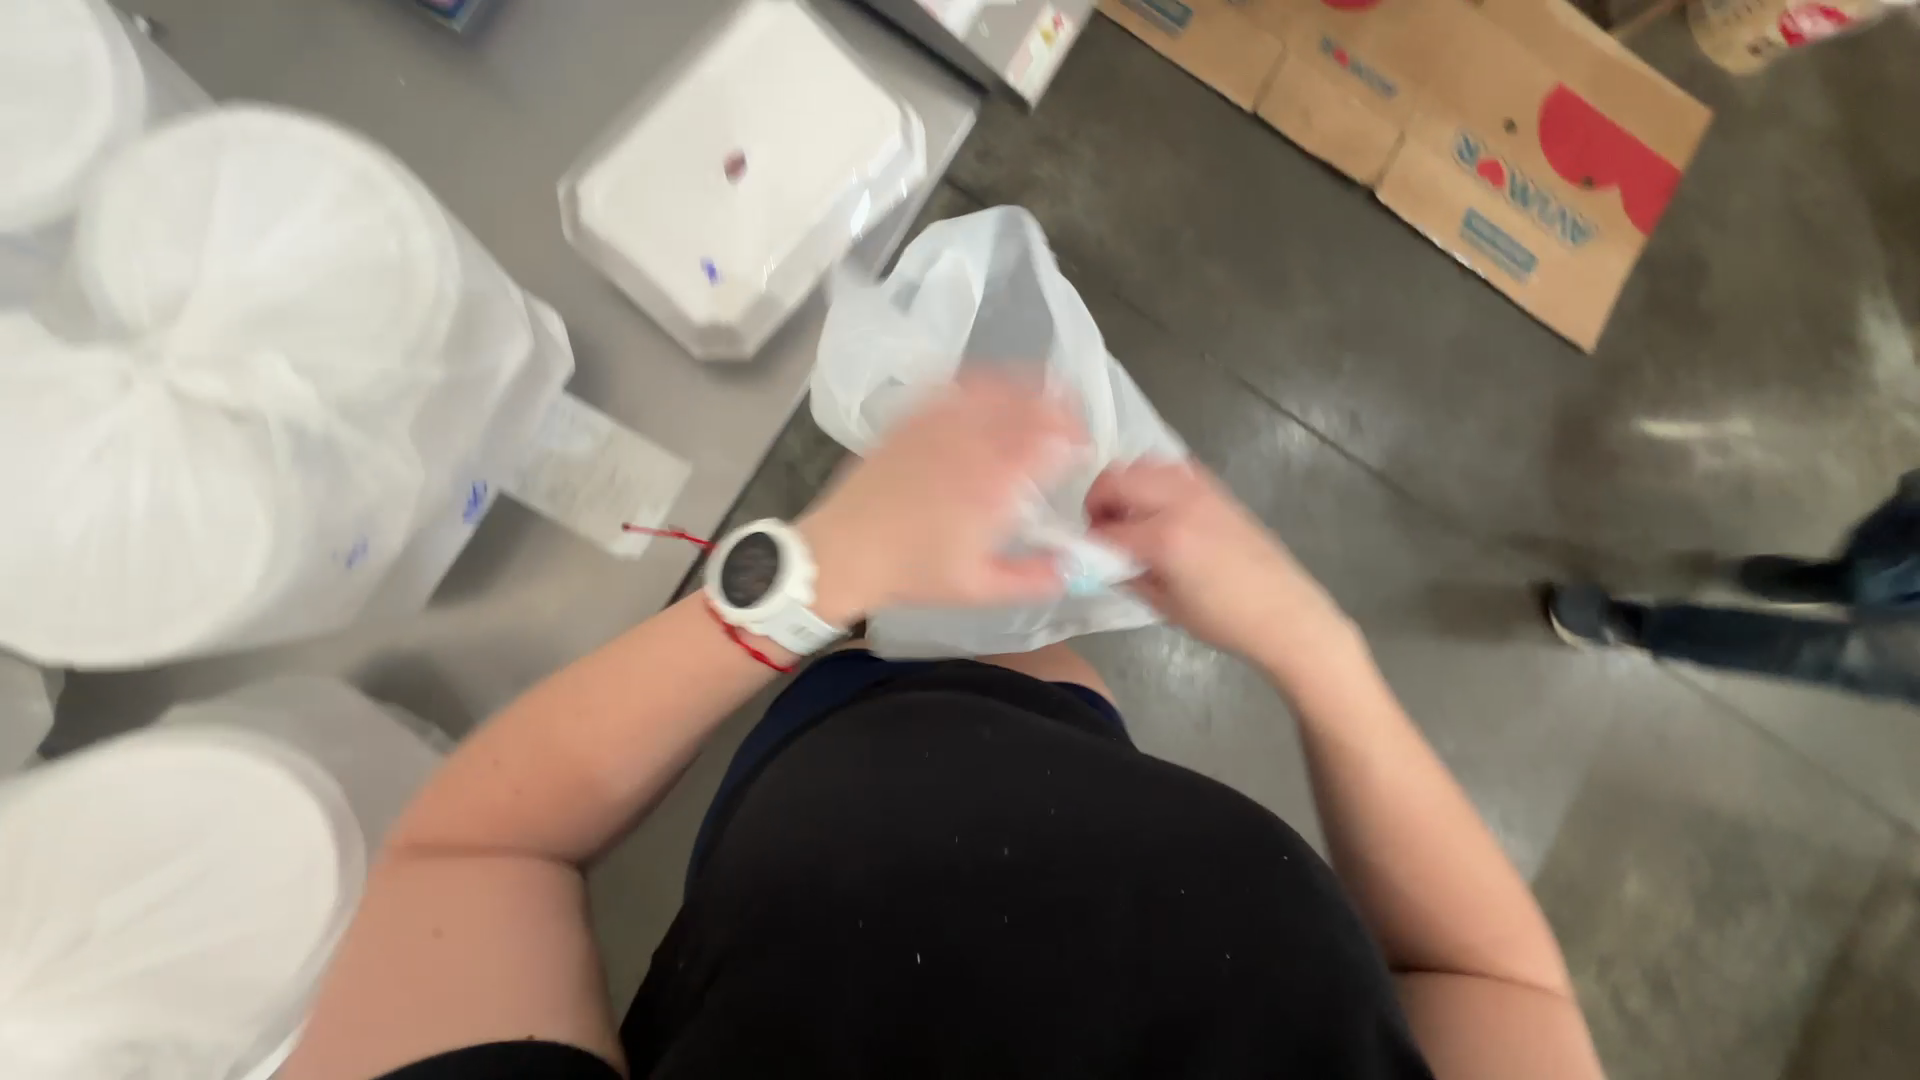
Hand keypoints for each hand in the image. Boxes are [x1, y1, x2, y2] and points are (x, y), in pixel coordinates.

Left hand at [798, 377, 1083, 624]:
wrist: (844, 553)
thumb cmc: (913, 574)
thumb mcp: (980, 589)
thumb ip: (1035, 578)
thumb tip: (1076, 568)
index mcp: (995, 486)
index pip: (1051, 442)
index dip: (1076, 438)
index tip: (1084, 448)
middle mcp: (971, 446)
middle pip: (1029, 405)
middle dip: (1059, 408)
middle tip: (1070, 421)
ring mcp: (938, 426)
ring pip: (995, 388)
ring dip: (1027, 388)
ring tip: (1041, 395)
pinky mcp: (911, 418)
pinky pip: (955, 386)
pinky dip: (983, 382)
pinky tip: (991, 390)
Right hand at [1084, 461, 1354, 668]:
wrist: (1285, 615)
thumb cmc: (1223, 620)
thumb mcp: (1164, 606)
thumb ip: (1127, 575)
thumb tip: (1103, 559)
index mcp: (1165, 537)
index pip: (1105, 528)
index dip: (1088, 541)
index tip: (1084, 552)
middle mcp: (1180, 502)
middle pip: (1117, 478)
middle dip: (1098, 500)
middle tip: (1099, 527)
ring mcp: (1201, 490)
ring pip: (1144, 465)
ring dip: (1125, 484)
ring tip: (1126, 514)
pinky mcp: (1217, 490)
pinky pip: (1173, 469)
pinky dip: (1153, 481)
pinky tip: (1157, 509)